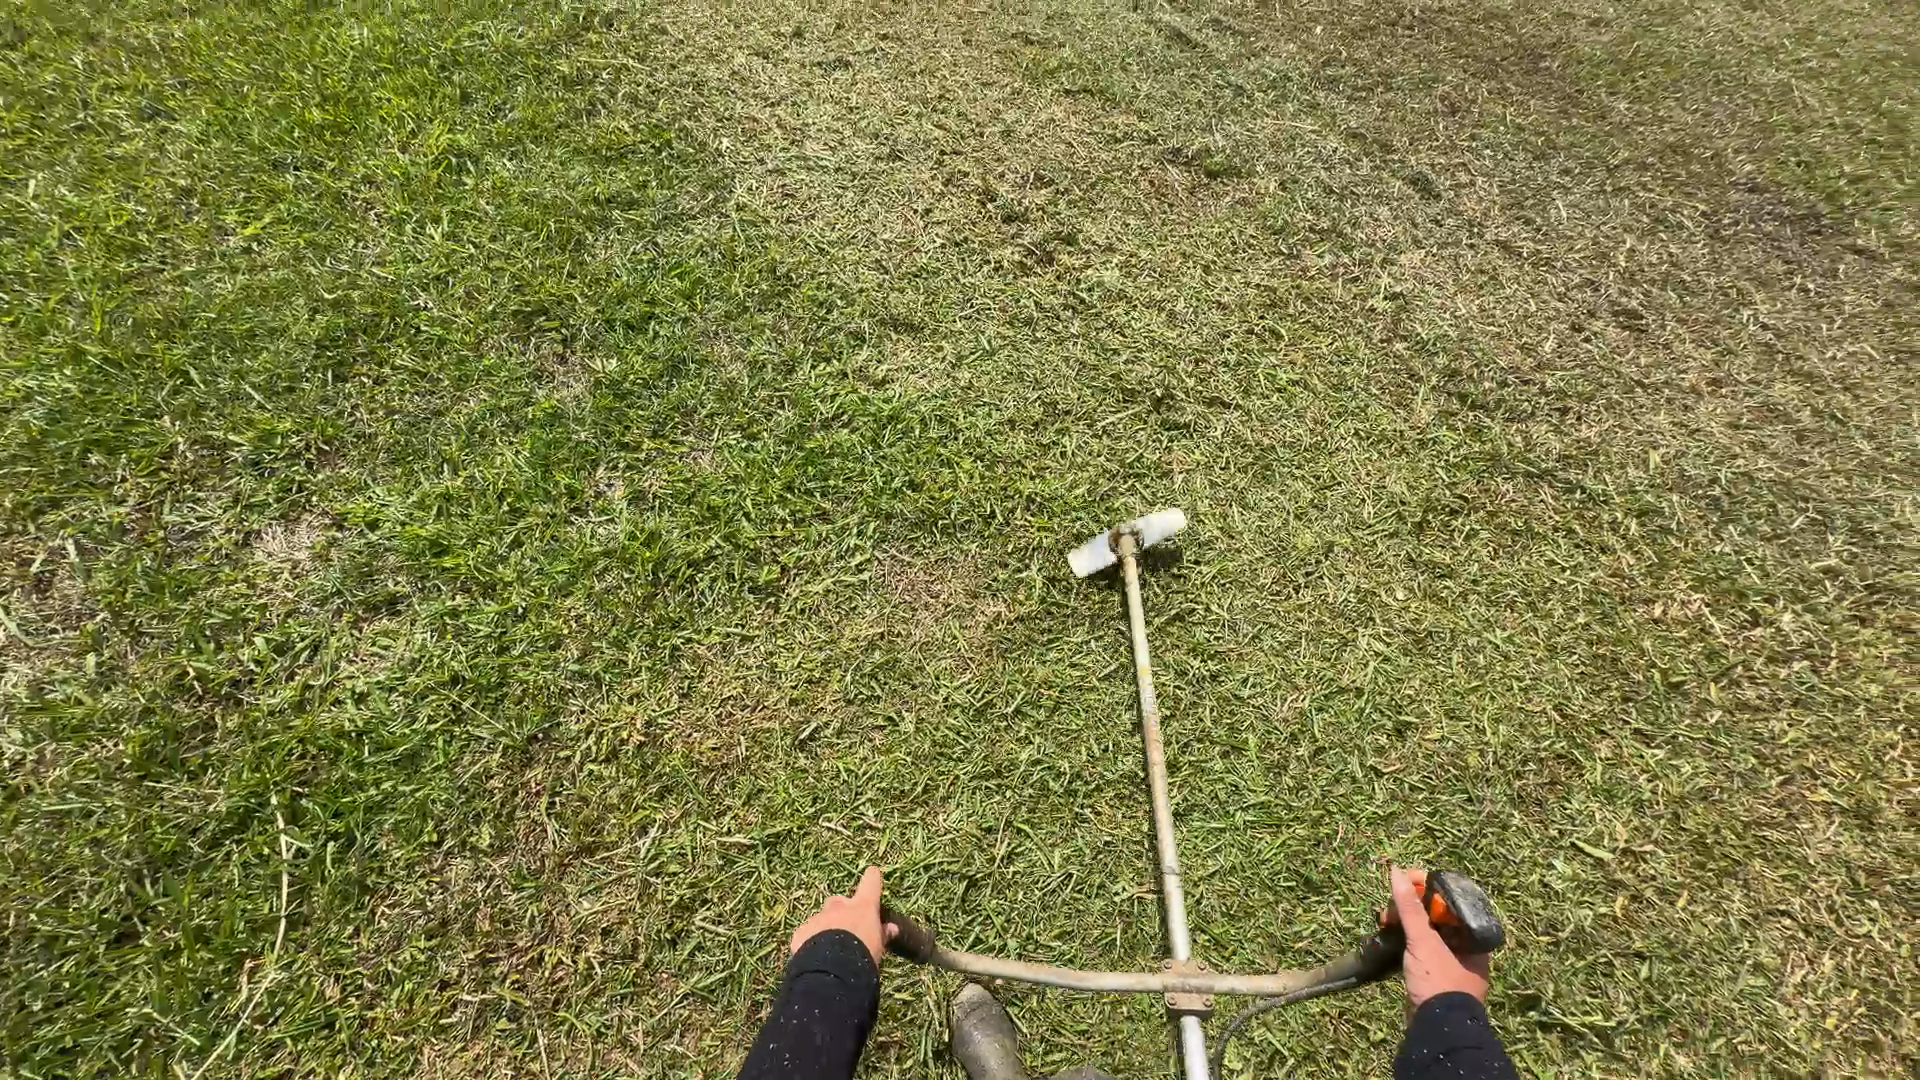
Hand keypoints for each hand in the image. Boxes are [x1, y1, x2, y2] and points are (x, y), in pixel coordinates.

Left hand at [789, 865, 898, 967]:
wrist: (833, 972)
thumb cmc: (862, 957)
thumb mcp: (878, 947)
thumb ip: (882, 935)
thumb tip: (891, 928)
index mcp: (863, 906)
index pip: (871, 881)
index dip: (872, 880)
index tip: (873, 877)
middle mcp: (839, 906)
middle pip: (840, 901)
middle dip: (842, 912)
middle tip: (847, 931)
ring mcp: (818, 917)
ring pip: (821, 919)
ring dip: (825, 929)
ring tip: (829, 951)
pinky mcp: (801, 932)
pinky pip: (806, 934)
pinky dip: (809, 942)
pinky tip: (813, 958)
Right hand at [1389, 866, 1491, 1006]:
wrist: (1439, 1028)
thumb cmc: (1439, 981)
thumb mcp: (1423, 941)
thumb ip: (1410, 906)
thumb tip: (1396, 871)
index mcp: (1472, 936)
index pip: (1448, 898)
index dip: (1424, 886)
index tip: (1402, 883)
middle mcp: (1465, 944)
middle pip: (1433, 911)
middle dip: (1407, 904)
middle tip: (1390, 910)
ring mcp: (1449, 957)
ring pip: (1423, 926)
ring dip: (1401, 919)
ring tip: (1385, 923)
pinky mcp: (1434, 969)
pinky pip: (1417, 942)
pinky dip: (1403, 936)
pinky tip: (1389, 935)